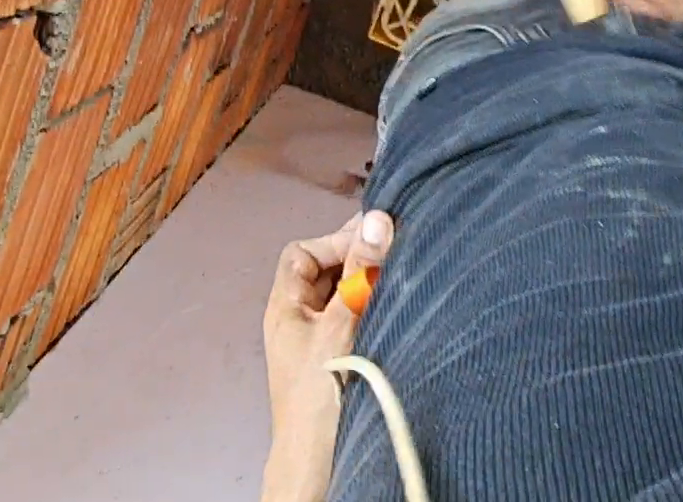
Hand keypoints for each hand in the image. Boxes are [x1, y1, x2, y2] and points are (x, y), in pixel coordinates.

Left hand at [262, 211, 393, 501]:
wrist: (316, 463)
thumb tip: (376, 220)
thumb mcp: (339, 324)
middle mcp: (299, 319)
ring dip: (367, 281)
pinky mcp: (339, 356)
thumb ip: (358, 272)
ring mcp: (318, 339)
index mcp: (286, 306)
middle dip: (356, 258)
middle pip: (325, 271)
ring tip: (396, 273)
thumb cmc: (319, 394)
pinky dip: (373, 303)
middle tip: (392, 248)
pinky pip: (356, 314)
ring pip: (343, 292)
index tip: (371, 240)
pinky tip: (395, 303)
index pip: (304, 253)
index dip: (335, 241)